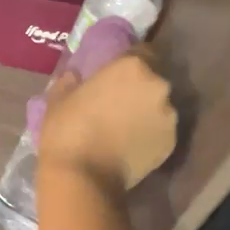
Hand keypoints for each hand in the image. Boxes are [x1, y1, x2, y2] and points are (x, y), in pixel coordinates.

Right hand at [38, 53, 176, 191]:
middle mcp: (158, 85)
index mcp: (132, 66)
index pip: (141, 51)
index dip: (127, 63)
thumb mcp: (57, 100)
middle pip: (153, 80)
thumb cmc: (66, 132)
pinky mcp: (172, 141)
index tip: (113, 77)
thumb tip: (75, 76)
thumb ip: (71, 81)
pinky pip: (160, 131)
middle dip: (138, 88)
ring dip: (146, 112)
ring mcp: (169, 115)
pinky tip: (130, 147)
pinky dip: (149, 135)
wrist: (83, 178)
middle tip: (117, 105)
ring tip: (124, 130)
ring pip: (159, 106)